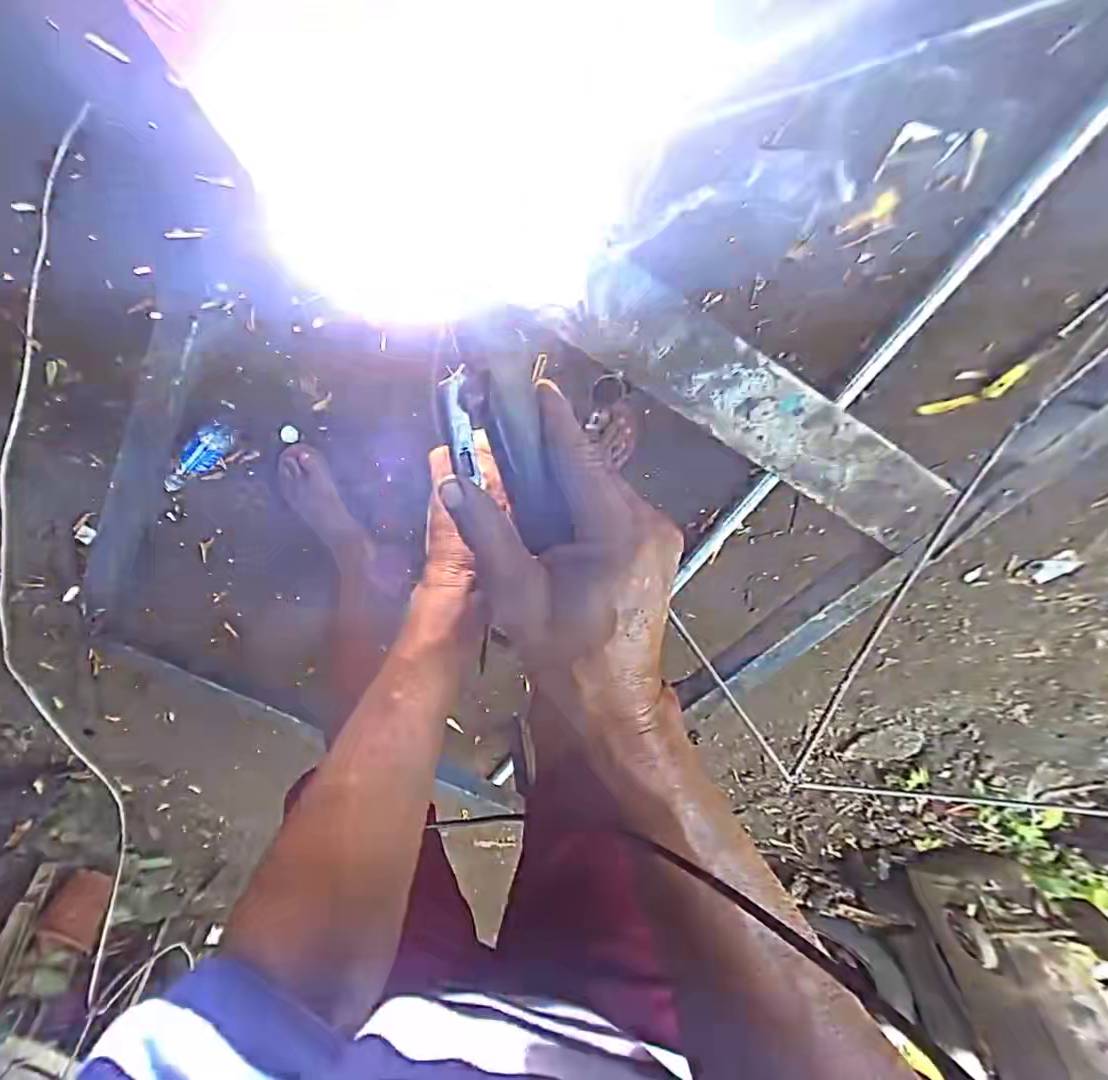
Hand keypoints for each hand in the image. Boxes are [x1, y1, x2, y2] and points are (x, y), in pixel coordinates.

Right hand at [436, 380, 682, 728]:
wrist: (613, 701)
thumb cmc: (565, 653)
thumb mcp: (516, 594)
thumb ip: (487, 533)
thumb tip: (453, 483)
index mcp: (618, 531)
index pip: (579, 458)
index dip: (553, 420)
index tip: (534, 386)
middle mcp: (647, 523)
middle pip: (589, 470)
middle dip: (548, 451)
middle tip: (506, 433)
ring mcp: (655, 535)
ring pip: (598, 488)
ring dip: (558, 478)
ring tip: (518, 468)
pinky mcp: (650, 547)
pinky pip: (606, 508)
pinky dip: (573, 500)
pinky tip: (545, 508)